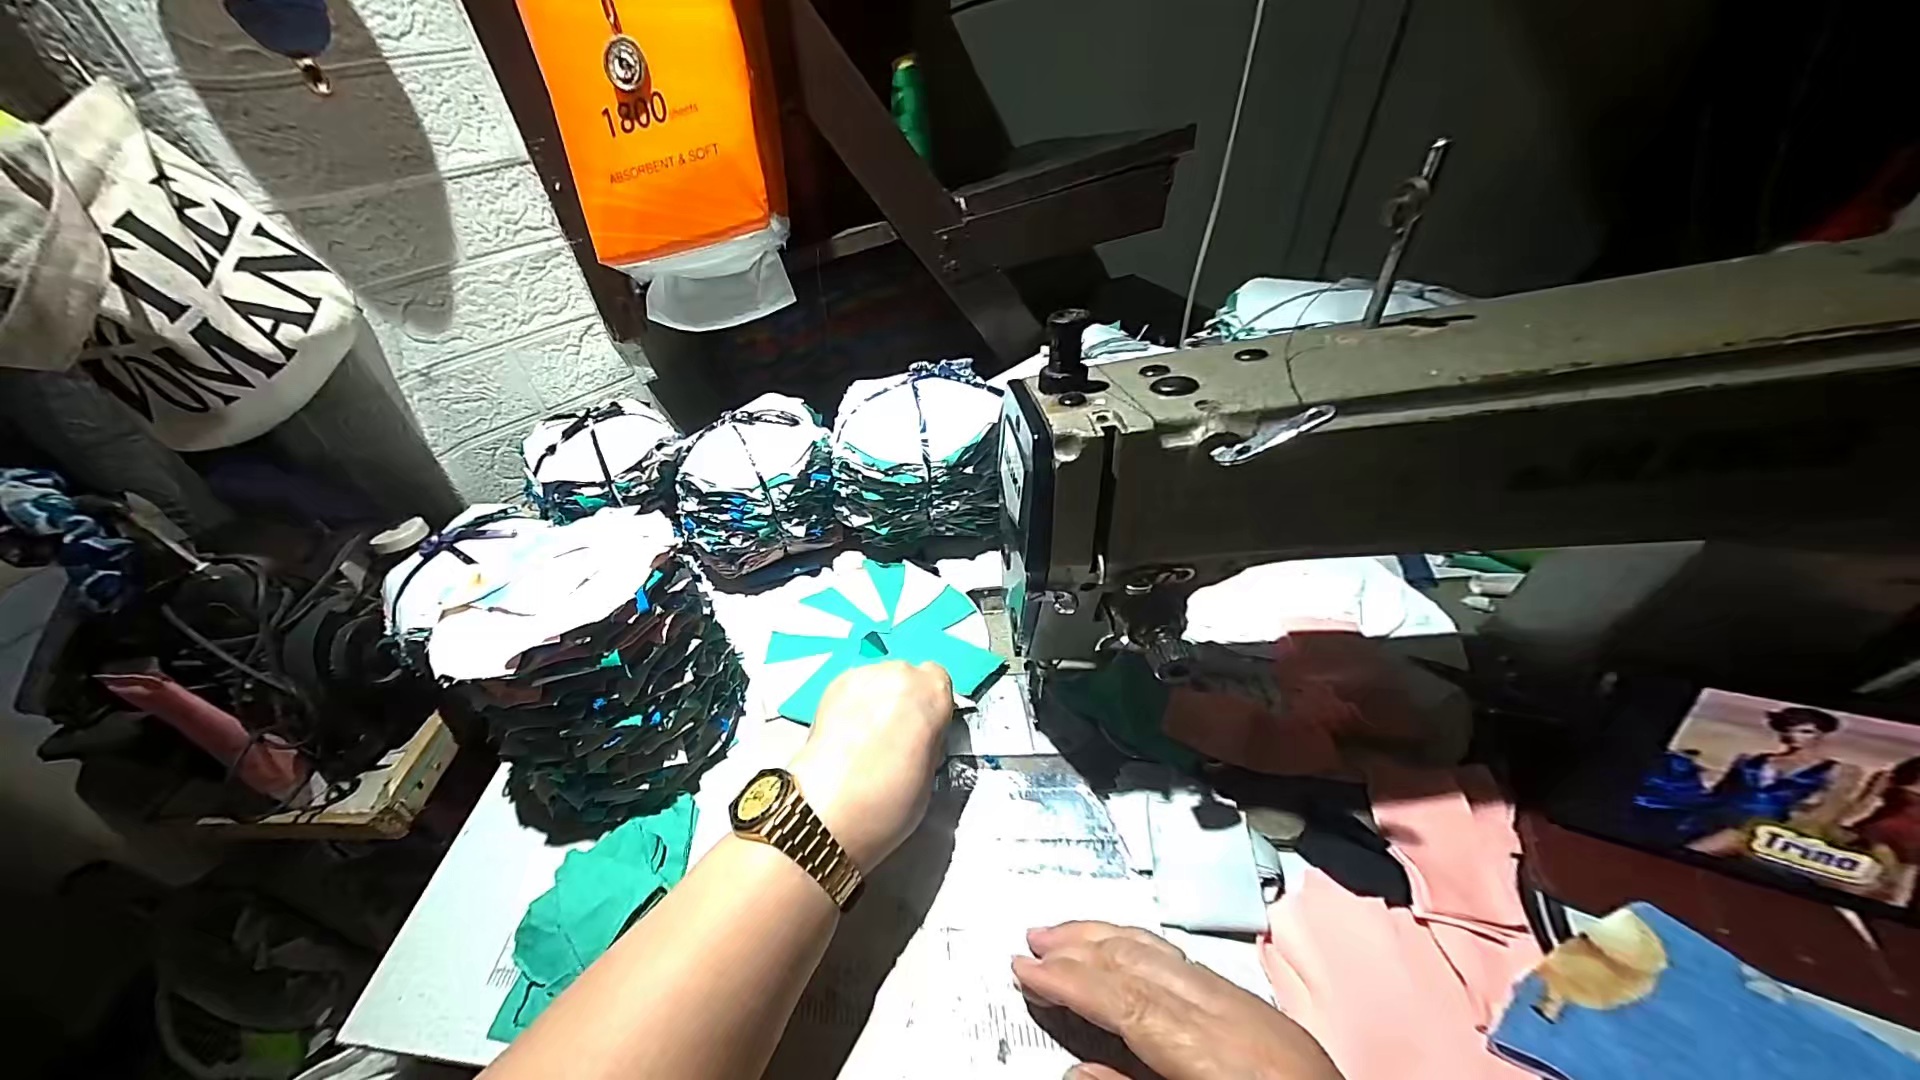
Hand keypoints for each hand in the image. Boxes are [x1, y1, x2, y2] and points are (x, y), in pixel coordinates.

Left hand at [789, 660, 953, 870]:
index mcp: (934, 692)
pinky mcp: (833, 686)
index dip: (931, 706)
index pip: (940, 680)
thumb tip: (922, 736)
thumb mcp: (931, 773)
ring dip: (876, 701)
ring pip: (878, 680)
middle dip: (903, 702)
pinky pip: (853, 689)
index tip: (924, 728)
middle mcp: (900, 674)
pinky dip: (852, 705)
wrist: (829, 808)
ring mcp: (864, 676)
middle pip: (907, 677)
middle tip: (894, 738)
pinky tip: (847, 735)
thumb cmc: (886, 799)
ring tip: (866, 739)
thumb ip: (930, 740)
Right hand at [1013, 922, 1344, 1079]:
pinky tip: (1121, 951)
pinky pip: (1188, 964)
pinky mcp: (1265, 1015)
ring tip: (1064, 933)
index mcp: (1226, 1057)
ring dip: (1108, 937)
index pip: (1129, 999)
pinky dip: (1142, 949)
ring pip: (1166, 952)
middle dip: (1083, 943)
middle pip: (1144, 960)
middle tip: (1034, 937)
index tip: (1024, 966)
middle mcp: (1239, 1017)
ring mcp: (1256, 1010)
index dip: (1072, 978)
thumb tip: (1074, 1066)